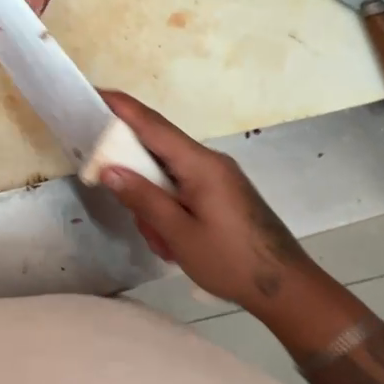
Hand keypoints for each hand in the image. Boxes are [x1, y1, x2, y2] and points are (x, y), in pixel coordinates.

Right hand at [97, 90, 323, 314]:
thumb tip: (109, 169)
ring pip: (167, 173)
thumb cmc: (232, 261)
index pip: (152, 124)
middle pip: (157, 148)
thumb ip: (142, 198)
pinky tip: (172, 240)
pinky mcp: (222, 193)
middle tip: (117, 198)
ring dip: (152, 200)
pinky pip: (182, 187)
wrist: (290, 291)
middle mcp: (209, 161)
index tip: (93, 92)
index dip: (121, 106)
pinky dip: (168, 207)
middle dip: (133, 172)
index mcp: (200, 164)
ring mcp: (218, 177)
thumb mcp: (179, 234)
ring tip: (160, 240)